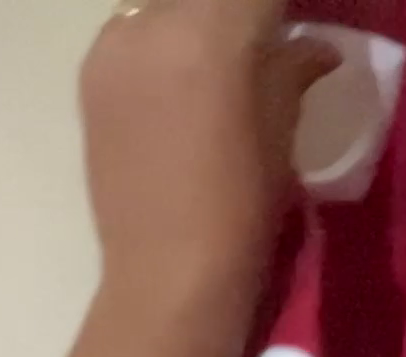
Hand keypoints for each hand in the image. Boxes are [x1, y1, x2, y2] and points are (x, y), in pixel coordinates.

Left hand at [80, 0, 340, 314]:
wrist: (167, 279)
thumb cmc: (239, 219)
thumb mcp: (279, 143)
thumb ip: (292, 75)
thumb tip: (316, 45)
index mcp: (212, 35)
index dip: (281, 8)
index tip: (297, 23)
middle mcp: (151, 22)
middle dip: (240, 11)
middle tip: (264, 40)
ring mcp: (111, 46)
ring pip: (163, 3)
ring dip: (198, 17)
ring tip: (222, 55)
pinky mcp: (89, 76)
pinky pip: (132, 28)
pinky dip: (163, 36)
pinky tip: (183, 74)